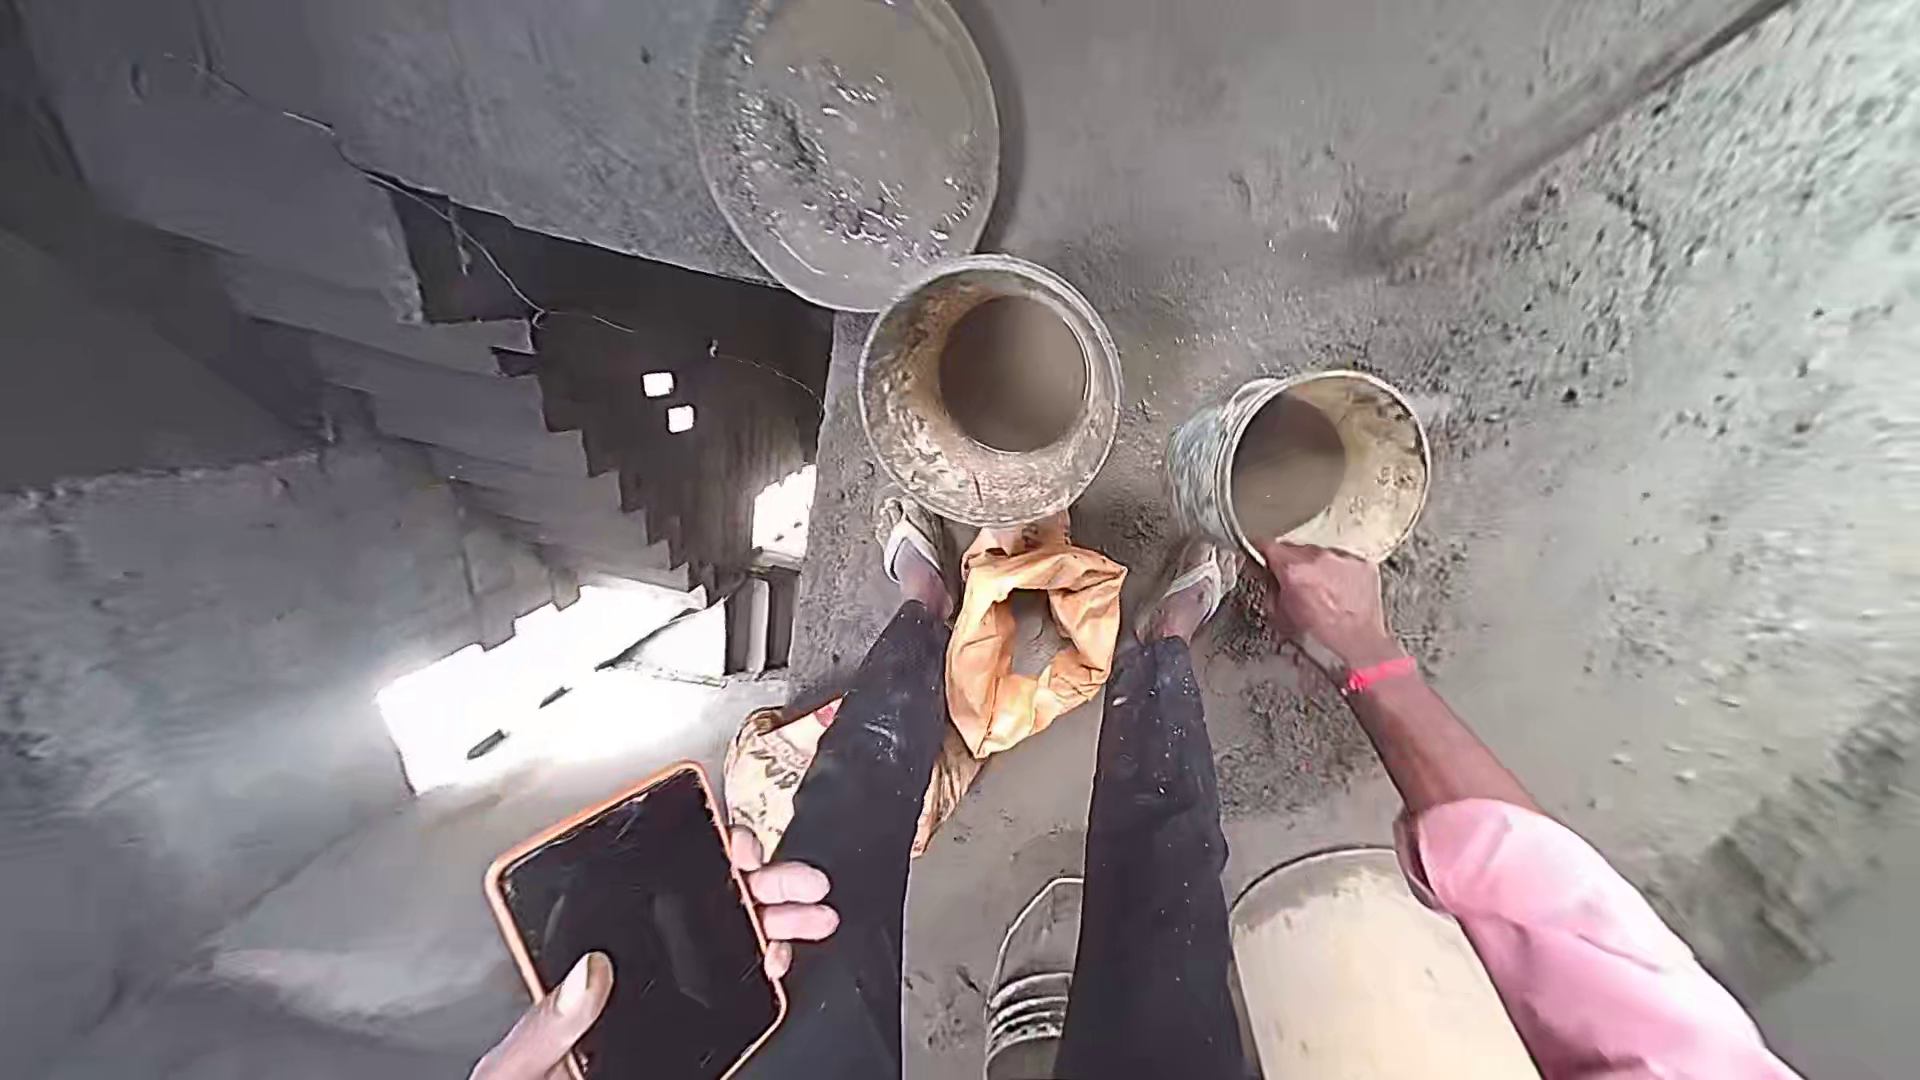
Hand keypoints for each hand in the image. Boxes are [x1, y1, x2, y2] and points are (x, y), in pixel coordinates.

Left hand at [471, 832, 838, 1079]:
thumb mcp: (515, 1072)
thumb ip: (543, 1029)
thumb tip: (588, 973)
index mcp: (608, 947)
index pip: (667, 879)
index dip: (714, 852)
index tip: (743, 851)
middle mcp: (649, 955)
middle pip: (719, 899)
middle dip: (772, 883)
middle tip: (809, 883)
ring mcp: (675, 987)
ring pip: (741, 931)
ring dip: (785, 918)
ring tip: (818, 916)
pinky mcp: (699, 1021)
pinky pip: (744, 977)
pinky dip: (772, 960)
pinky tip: (782, 961)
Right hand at [1256, 541, 1402, 672]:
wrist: (1358, 643)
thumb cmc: (1321, 633)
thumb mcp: (1279, 612)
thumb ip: (1270, 586)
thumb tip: (1266, 574)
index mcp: (1293, 569)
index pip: (1267, 545)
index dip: (1259, 550)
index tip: (1258, 551)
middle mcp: (1318, 558)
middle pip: (1293, 548)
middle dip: (1289, 562)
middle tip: (1293, 581)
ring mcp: (1343, 558)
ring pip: (1318, 552)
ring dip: (1314, 565)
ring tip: (1319, 588)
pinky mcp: (1362, 564)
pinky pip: (1340, 559)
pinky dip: (1336, 569)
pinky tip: (1337, 588)